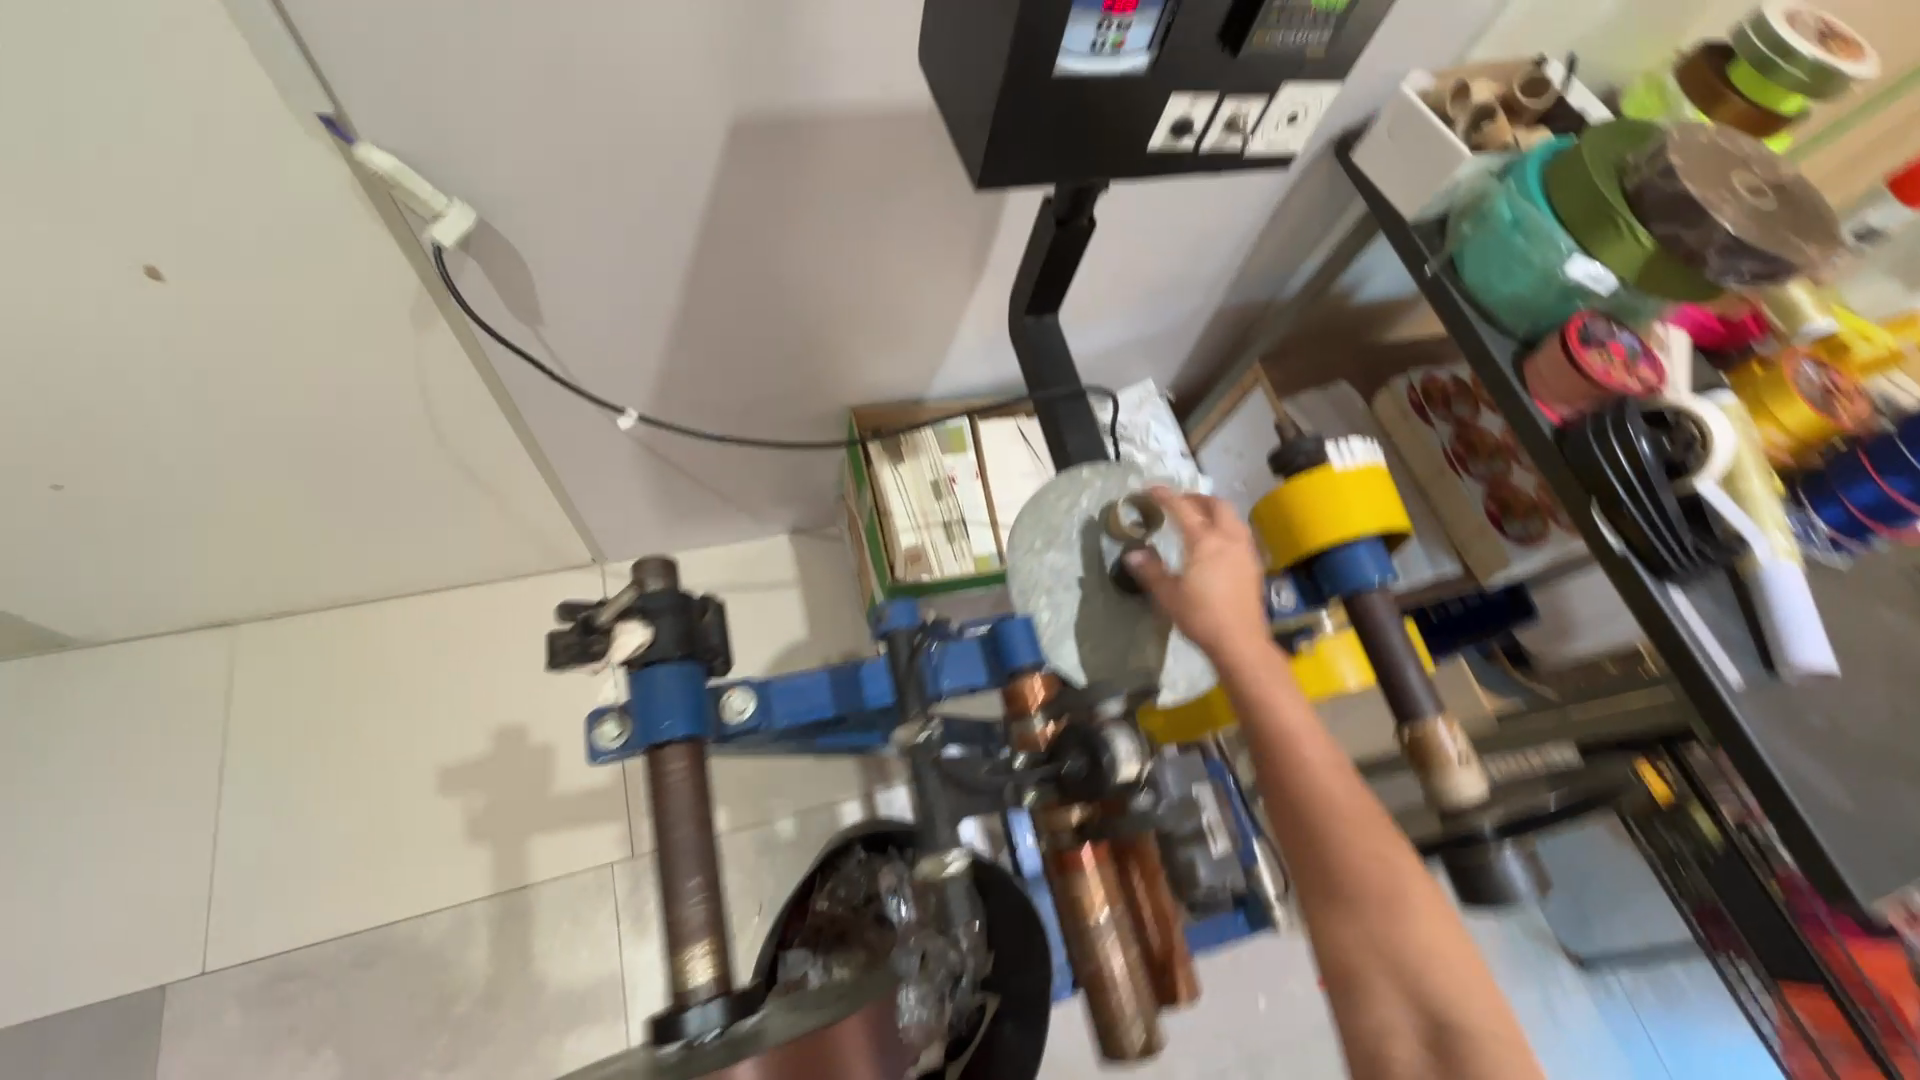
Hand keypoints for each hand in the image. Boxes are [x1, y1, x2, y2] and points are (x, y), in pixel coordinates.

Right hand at [1123, 487, 1270, 662]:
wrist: (1240, 641)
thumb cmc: (1201, 617)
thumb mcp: (1168, 595)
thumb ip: (1150, 571)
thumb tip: (1132, 553)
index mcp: (1205, 541)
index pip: (1182, 508)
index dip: (1165, 496)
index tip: (1150, 490)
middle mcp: (1229, 538)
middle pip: (1216, 504)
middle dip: (1196, 498)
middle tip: (1179, 503)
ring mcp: (1245, 550)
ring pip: (1232, 517)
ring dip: (1214, 511)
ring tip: (1198, 519)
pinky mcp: (1254, 564)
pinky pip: (1240, 533)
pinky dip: (1225, 527)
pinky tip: (1217, 543)